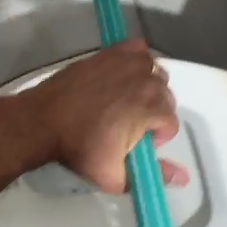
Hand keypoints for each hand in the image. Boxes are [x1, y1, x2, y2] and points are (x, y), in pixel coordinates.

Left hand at [21, 40, 185, 193]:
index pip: (170, 122)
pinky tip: (121, 75)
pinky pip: (136, 49)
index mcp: (151, 108)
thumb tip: (184, 177)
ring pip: (153, 72)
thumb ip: (155, 176)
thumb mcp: (115, 175)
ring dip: (146, 86)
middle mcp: (145, 80)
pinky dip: (135, 60)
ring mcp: (126, 62)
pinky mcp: (108, 52)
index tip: (134, 142)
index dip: (155, 136)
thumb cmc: (79, 148)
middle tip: (126, 124)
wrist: (42, 120)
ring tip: (123, 101)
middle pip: (164, 96)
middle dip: (152, 111)